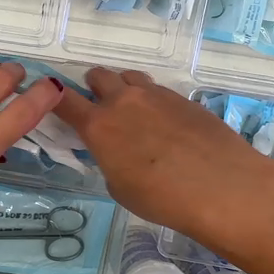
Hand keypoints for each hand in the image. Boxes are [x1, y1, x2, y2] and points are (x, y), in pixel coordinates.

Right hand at [53, 68, 273, 255]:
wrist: (224, 187)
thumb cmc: (162, 198)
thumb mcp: (120, 188)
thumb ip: (109, 160)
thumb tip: (116, 150)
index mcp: (98, 126)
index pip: (63, 100)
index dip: (52, 97)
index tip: (48, 99)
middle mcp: (123, 101)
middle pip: (97, 75)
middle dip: (92, 87)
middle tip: (98, 108)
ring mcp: (156, 95)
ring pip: (129, 76)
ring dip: (122, 87)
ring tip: (131, 111)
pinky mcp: (184, 98)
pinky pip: (157, 89)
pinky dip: (151, 100)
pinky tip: (164, 125)